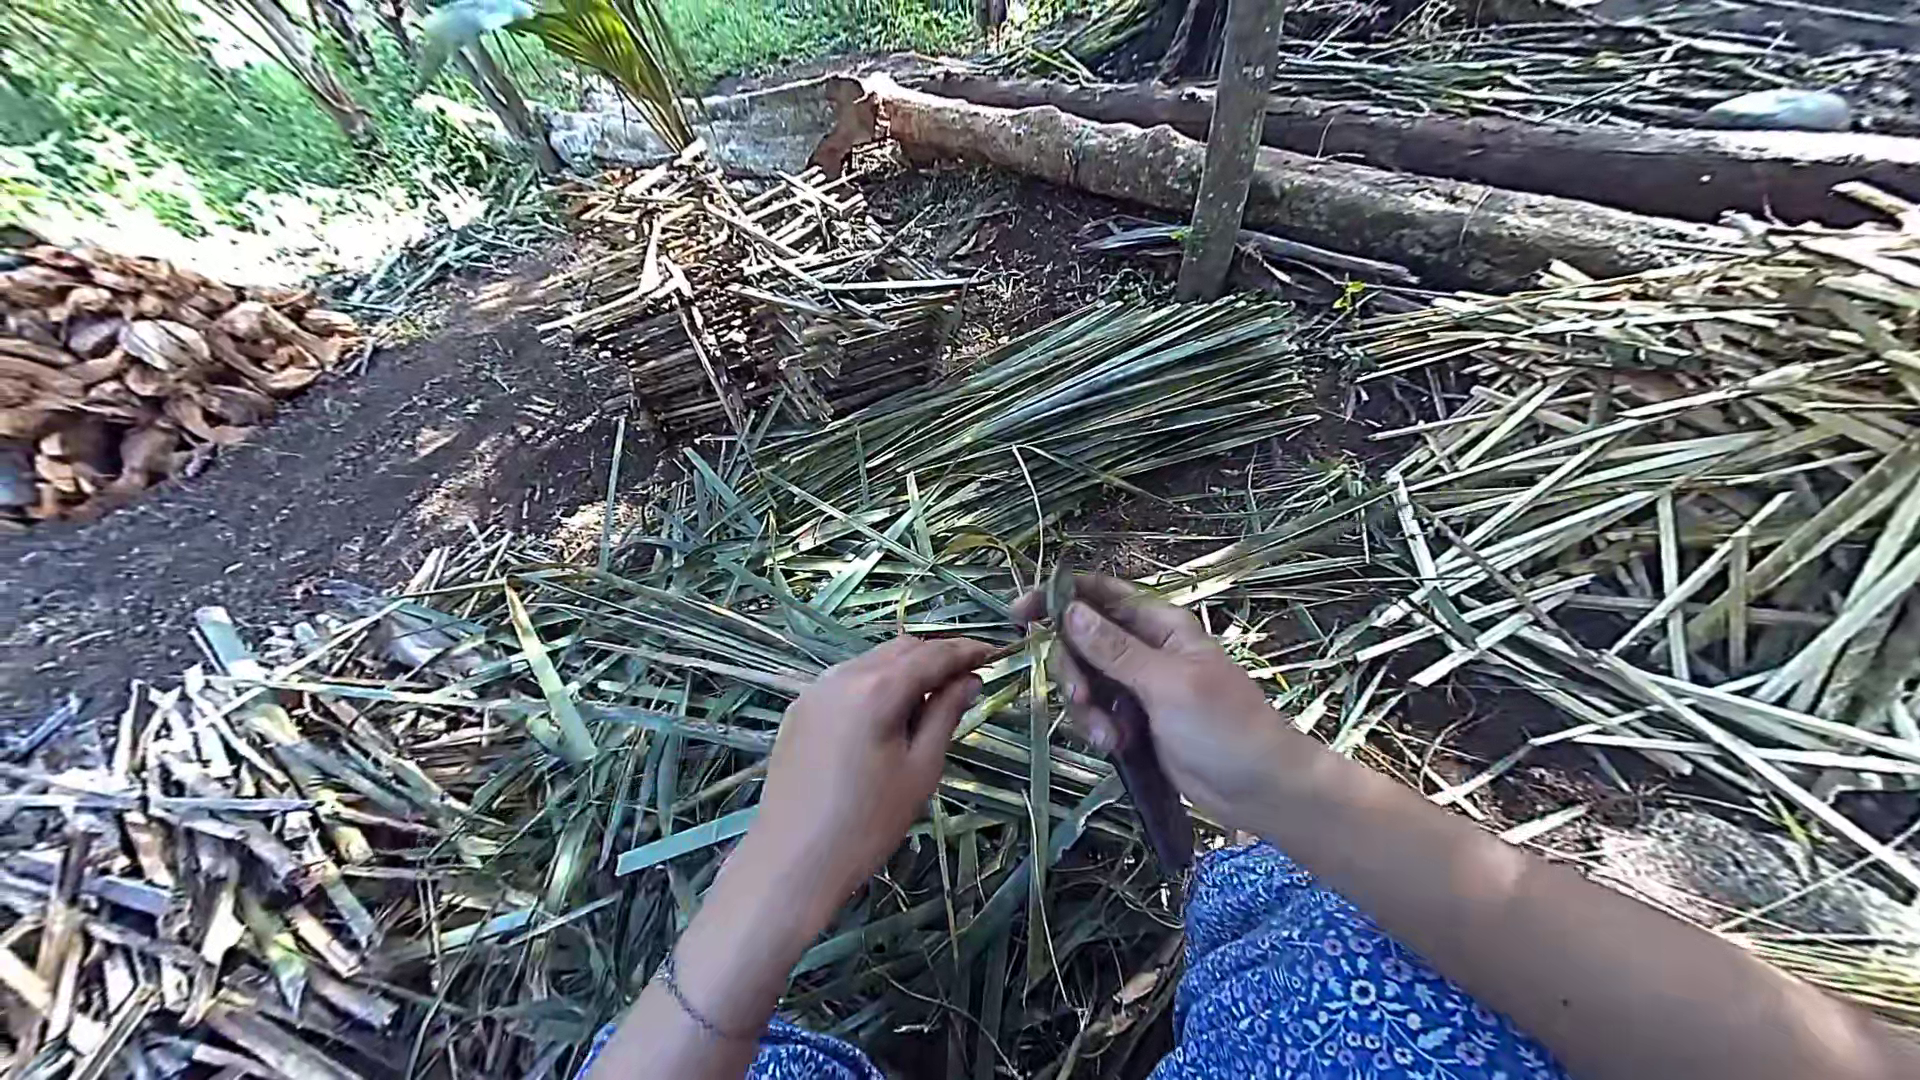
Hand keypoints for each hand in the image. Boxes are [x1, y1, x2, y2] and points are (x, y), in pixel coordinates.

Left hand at [747, 635, 992, 913]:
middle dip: (936, 657)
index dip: (966, 651)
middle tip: (966, 678)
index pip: (932, 655)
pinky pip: (848, 680)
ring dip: (906, 669)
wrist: (791, 863)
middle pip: (901, 649)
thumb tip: (969, 680)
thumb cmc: (867, 823)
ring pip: (873, 661)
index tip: (993, 653)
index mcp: (877, 688)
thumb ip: (945, 714)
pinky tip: (888, 714)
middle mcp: (843, 675)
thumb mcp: (920, 769)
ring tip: (931, 700)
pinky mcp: (801, 708)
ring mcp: (816, 689)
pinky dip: (877, 683)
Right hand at [1014, 574, 1321, 829]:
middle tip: (1082, 698)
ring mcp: (1134, 684)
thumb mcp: (1168, 683)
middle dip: (1072, 670)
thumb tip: (1070, 611)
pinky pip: (1093, 712)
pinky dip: (1096, 728)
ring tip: (1111, 737)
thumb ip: (1115, 649)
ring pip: (1082, 679)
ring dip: (1085, 708)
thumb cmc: (1226, 727)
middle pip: (1079, 640)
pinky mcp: (1130, 718)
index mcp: (1158, 625)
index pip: (1099, 594)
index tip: (1021, 613)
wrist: (1261, 791)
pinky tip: (1116, 746)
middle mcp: (1142, 647)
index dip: (1059, 597)